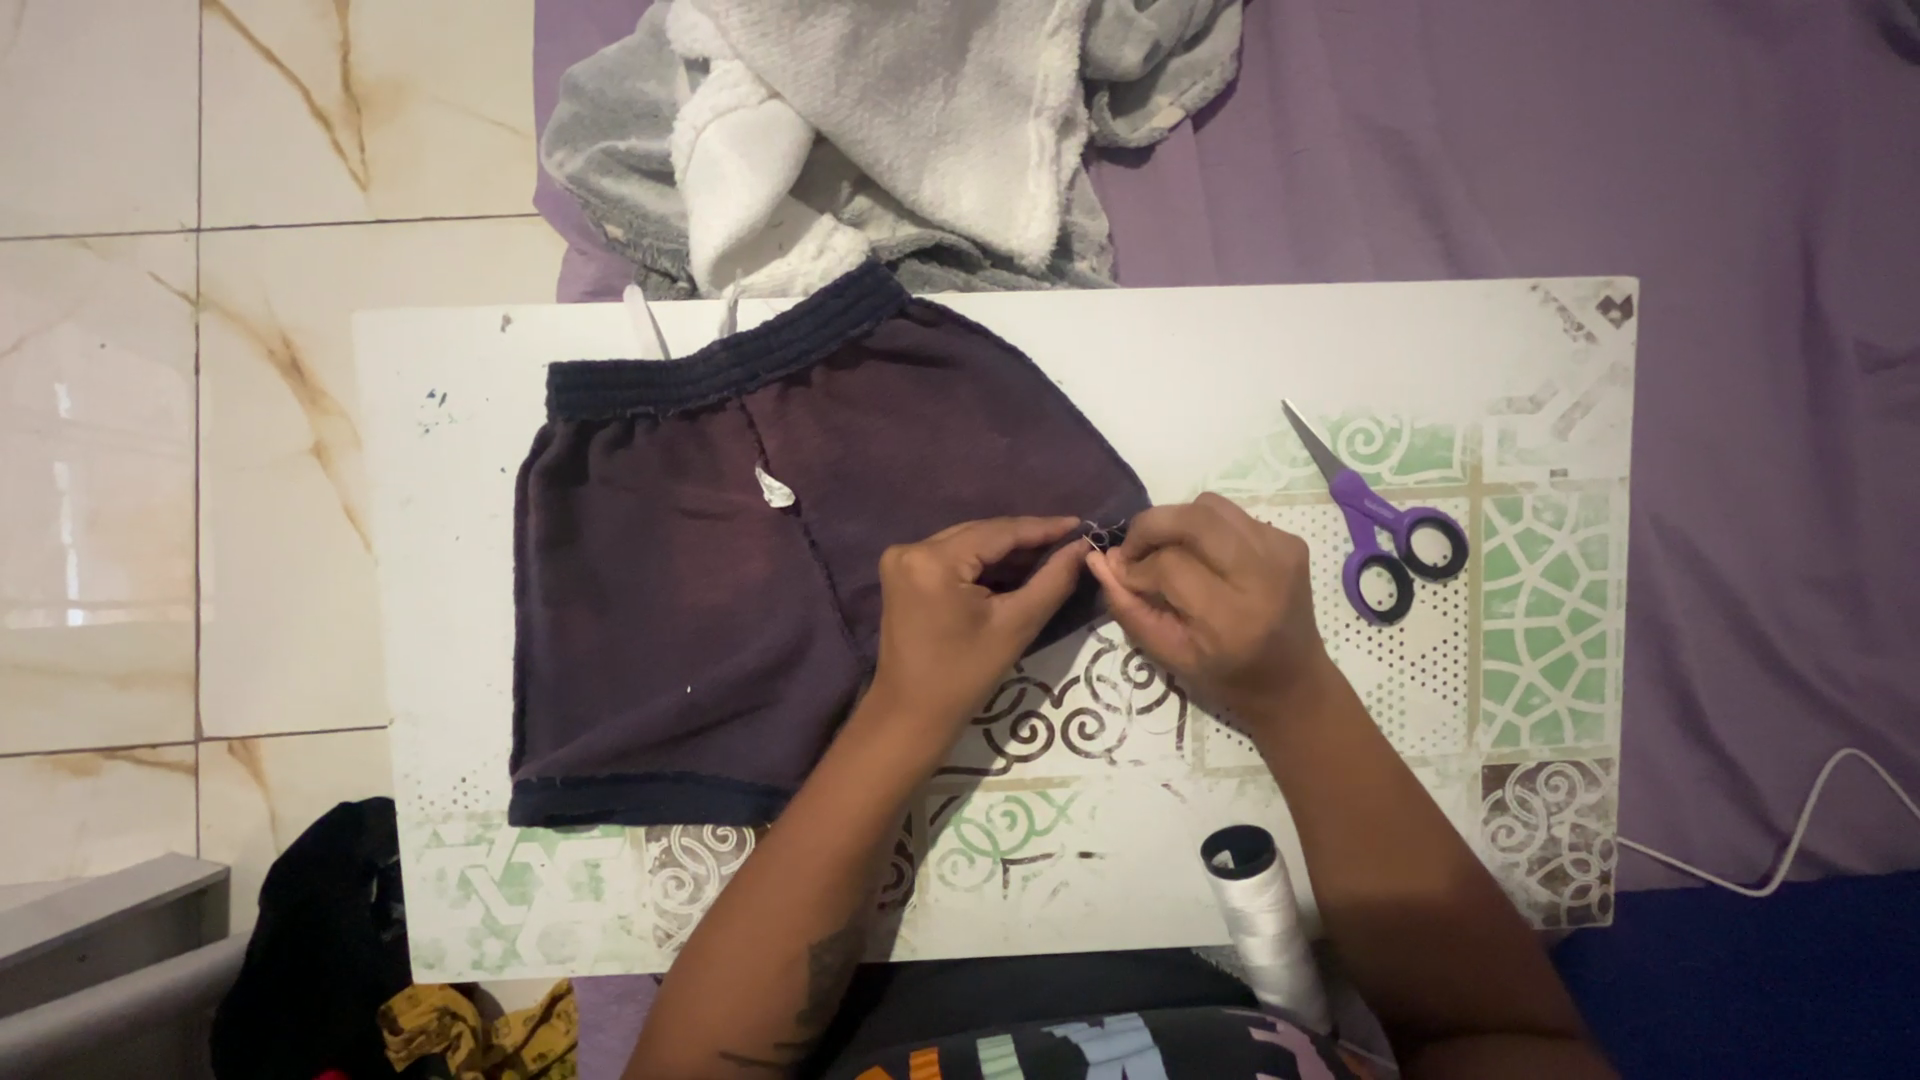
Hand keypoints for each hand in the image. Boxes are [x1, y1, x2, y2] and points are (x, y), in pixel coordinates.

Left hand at [864, 516, 1086, 745]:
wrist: (912, 713)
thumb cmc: (965, 676)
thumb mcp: (1015, 625)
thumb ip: (1052, 581)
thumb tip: (1082, 548)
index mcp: (933, 560)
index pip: (998, 532)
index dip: (1042, 527)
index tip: (1081, 525)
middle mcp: (911, 549)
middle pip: (980, 534)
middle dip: (1025, 539)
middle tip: (1069, 543)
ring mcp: (901, 560)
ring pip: (966, 544)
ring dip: (1004, 552)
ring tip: (1049, 555)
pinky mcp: (901, 574)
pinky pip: (951, 557)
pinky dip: (981, 564)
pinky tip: (1014, 570)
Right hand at [1085, 493, 1327, 718]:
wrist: (1293, 679)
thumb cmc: (1224, 674)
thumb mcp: (1167, 653)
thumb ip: (1128, 607)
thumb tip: (1099, 560)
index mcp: (1231, 615)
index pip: (1169, 565)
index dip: (1136, 567)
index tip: (1123, 578)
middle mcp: (1262, 575)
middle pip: (1193, 518)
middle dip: (1150, 526)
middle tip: (1134, 549)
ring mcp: (1281, 551)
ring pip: (1210, 506)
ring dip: (1176, 521)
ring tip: (1165, 549)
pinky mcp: (1290, 541)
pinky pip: (1232, 515)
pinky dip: (1205, 528)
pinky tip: (1203, 557)